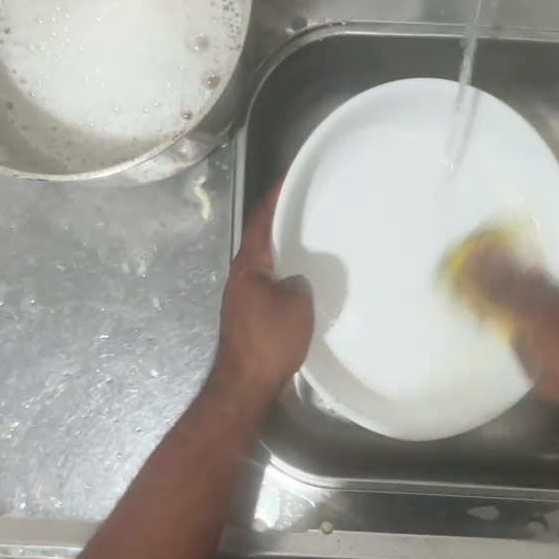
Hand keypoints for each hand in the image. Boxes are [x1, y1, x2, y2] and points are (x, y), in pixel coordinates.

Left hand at [209, 184, 313, 408]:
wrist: (246, 385)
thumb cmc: (270, 340)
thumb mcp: (296, 304)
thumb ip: (300, 283)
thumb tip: (297, 282)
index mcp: (249, 265)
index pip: (262, 218)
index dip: (276, 194)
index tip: (292, 173)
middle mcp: (242, 277)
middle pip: (264, 239)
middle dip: (285, 220)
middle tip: (312, 205)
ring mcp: (246, 299)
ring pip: (270, 264)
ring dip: (289, 251)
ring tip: (316, 240)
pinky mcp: (253, 319)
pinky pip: (274, 286)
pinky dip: (290, 277)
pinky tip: (309, 283)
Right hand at [459, 240, 558, 421]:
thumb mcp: (537, 374)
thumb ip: (522, 348)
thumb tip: (511, 332)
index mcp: (535, 322)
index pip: (501, 297)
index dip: (481, 282)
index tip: (464, 269)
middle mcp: (552, 305)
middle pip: (519, 280)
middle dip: (497, 266)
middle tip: (478, 251)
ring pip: (539, 279)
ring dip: (517, 267)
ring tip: (500, 253)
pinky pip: (554, 286)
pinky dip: (538, 278)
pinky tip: (533, 275)